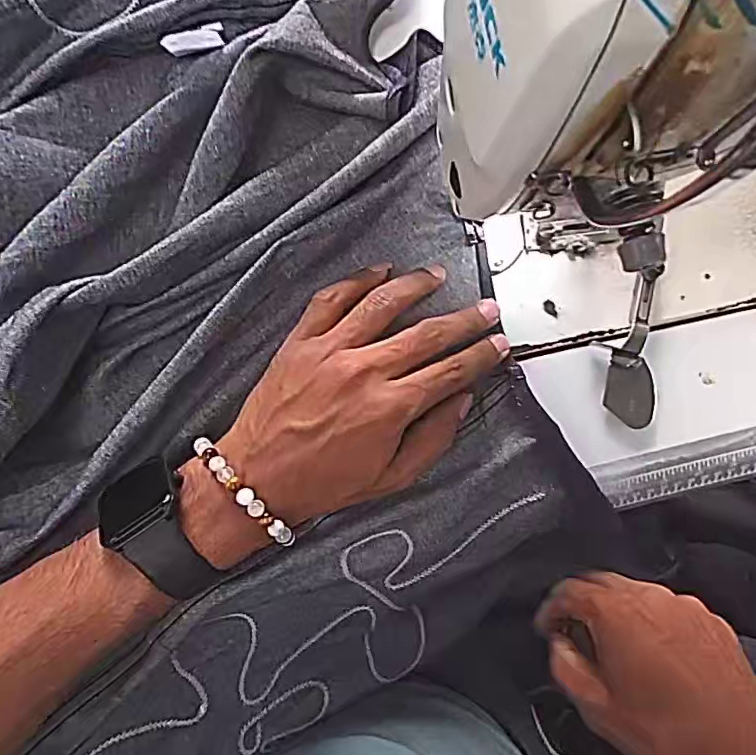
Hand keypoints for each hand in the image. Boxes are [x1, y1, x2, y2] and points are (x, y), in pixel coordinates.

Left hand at [180, 263, 507, 567]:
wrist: (259, 477)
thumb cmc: (321, 482)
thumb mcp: (391, 476)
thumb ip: (433, 438)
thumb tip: (459, 402)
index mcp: (390, 407)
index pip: (451, 370)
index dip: (481, 355)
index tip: (496, 344)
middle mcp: (364, 371)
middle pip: (428, 333)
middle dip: (465, 319)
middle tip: (485, 310)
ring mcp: (330, 351)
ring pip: (383, 303)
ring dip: (416, 285)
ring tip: (436, 276)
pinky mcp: (301, 342)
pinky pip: (332, 299)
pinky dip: (358, 280)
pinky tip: (378, 272)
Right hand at [536, 571, 755, 754]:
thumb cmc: (670, 739)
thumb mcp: (595, 707)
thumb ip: (564, 663)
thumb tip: (561, 646)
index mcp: (617, 614)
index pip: (569, 589)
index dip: (551, 608)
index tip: (548, 625)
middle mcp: (652, 600)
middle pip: (602, 583)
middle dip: (583, 605)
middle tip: (576, 633)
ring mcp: (686, 607)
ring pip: (636, 594)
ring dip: (618, 613)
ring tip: (617, 650)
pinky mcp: (712, 621)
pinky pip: (669, 609)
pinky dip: (653, 623)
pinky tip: (653, 656)